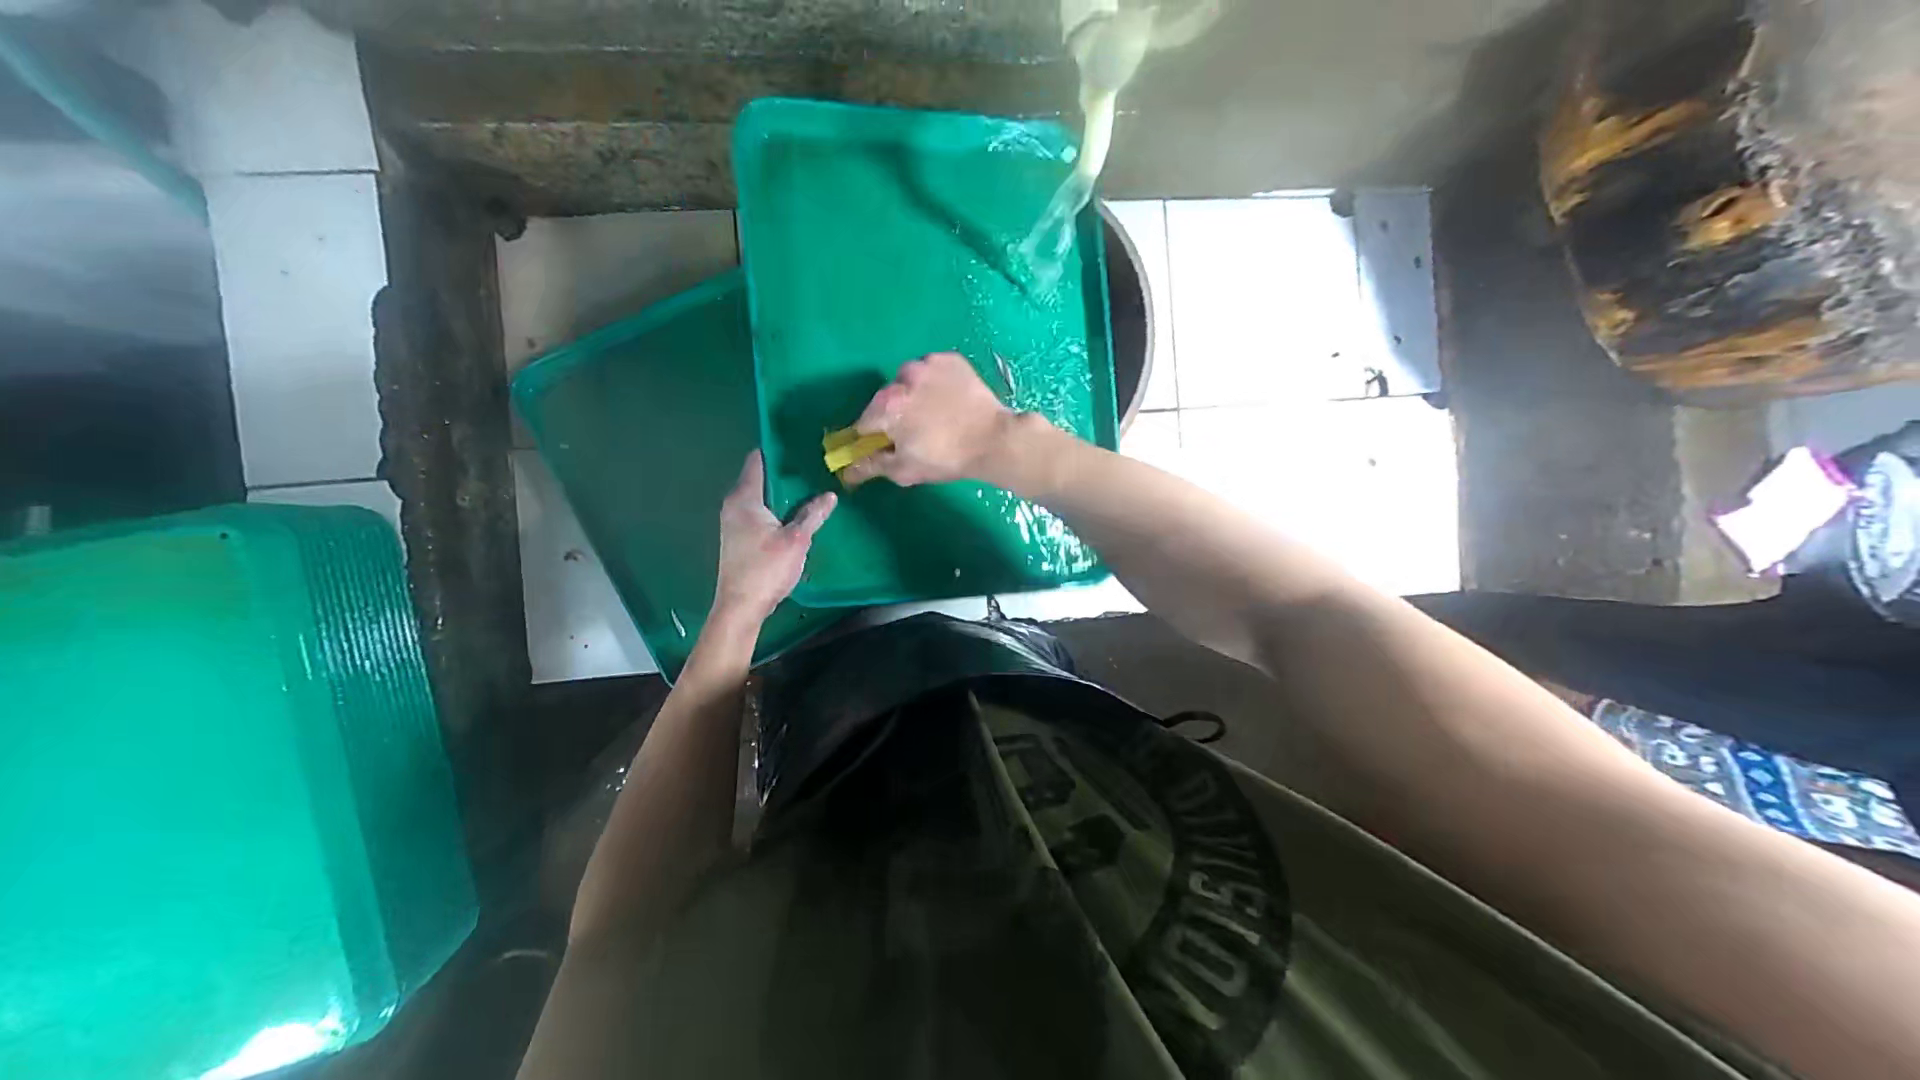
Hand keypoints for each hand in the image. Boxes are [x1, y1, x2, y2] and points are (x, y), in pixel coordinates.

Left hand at [712, 451, 835, 626]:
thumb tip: (829, 495)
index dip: (778, 451)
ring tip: (810, 489)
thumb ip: (812, 514)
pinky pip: (758, 512)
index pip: (757, 460)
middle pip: (759, 477)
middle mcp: (734, 505)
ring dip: (781, 494)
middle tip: (813, 469)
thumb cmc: (766, 569)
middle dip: (784, 473)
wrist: (741, 607)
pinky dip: (775, 509)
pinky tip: (795, 514)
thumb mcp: (797, 540)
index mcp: (744, 498)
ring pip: (760, 497)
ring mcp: (733, 522)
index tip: (802, 447)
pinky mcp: (739, 537)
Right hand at [840, 352, 1040, 488]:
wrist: (994, 440)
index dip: (874, 438)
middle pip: (886, 399)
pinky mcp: (950, 359)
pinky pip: (932, 370)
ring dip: (914, 394)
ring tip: (935, 414)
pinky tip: (948, 399)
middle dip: (895, 415)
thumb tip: (846, 470)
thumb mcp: (904, 469)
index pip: (865, 423)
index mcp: (886, 405)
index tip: (890, 446)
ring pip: (909, 381)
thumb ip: (870, 466)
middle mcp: (902, 377)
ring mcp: (928, 364)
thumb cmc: (946, 458)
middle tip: (917, 434)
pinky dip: (934, 382)